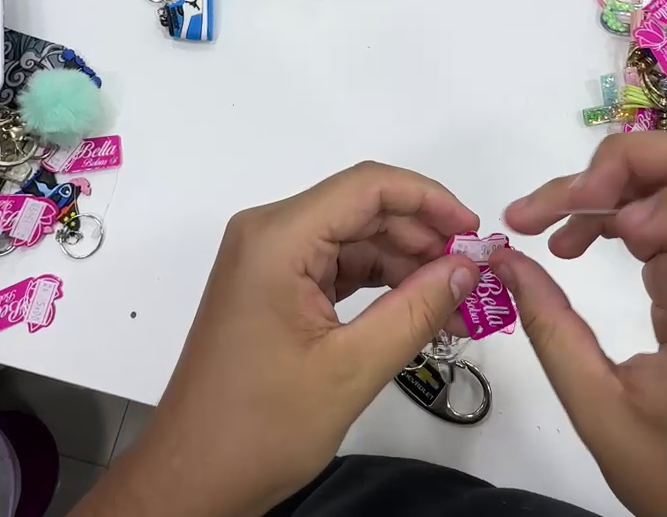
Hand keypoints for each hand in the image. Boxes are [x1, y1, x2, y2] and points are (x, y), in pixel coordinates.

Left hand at [74, 162, 480, 516]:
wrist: (192, 479)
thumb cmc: (259, 426)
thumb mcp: (350, 369)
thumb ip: (416, 310)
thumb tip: (468, 267)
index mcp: (278, 236)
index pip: (366, 187)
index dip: (428, 200)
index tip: (473, 232)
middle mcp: (270, 233)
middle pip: (362, 210)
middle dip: (422, 238)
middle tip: (474, 275)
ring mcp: (270, 258)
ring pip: (355, 238)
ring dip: (406, 264)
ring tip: (458, 300)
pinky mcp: (276, 284)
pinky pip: (338, 265)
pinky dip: (380, 283)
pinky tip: (419, 307)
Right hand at [500, 133, 666, 516]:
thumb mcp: (601, 411)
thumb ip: (550, 329)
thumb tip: (502, 256)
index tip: (616, 235)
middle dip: (624, 164)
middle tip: (562, 201)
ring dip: (605, 182)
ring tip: (545, 220)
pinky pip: (653, 205)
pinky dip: (606, 209)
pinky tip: (570, 241)